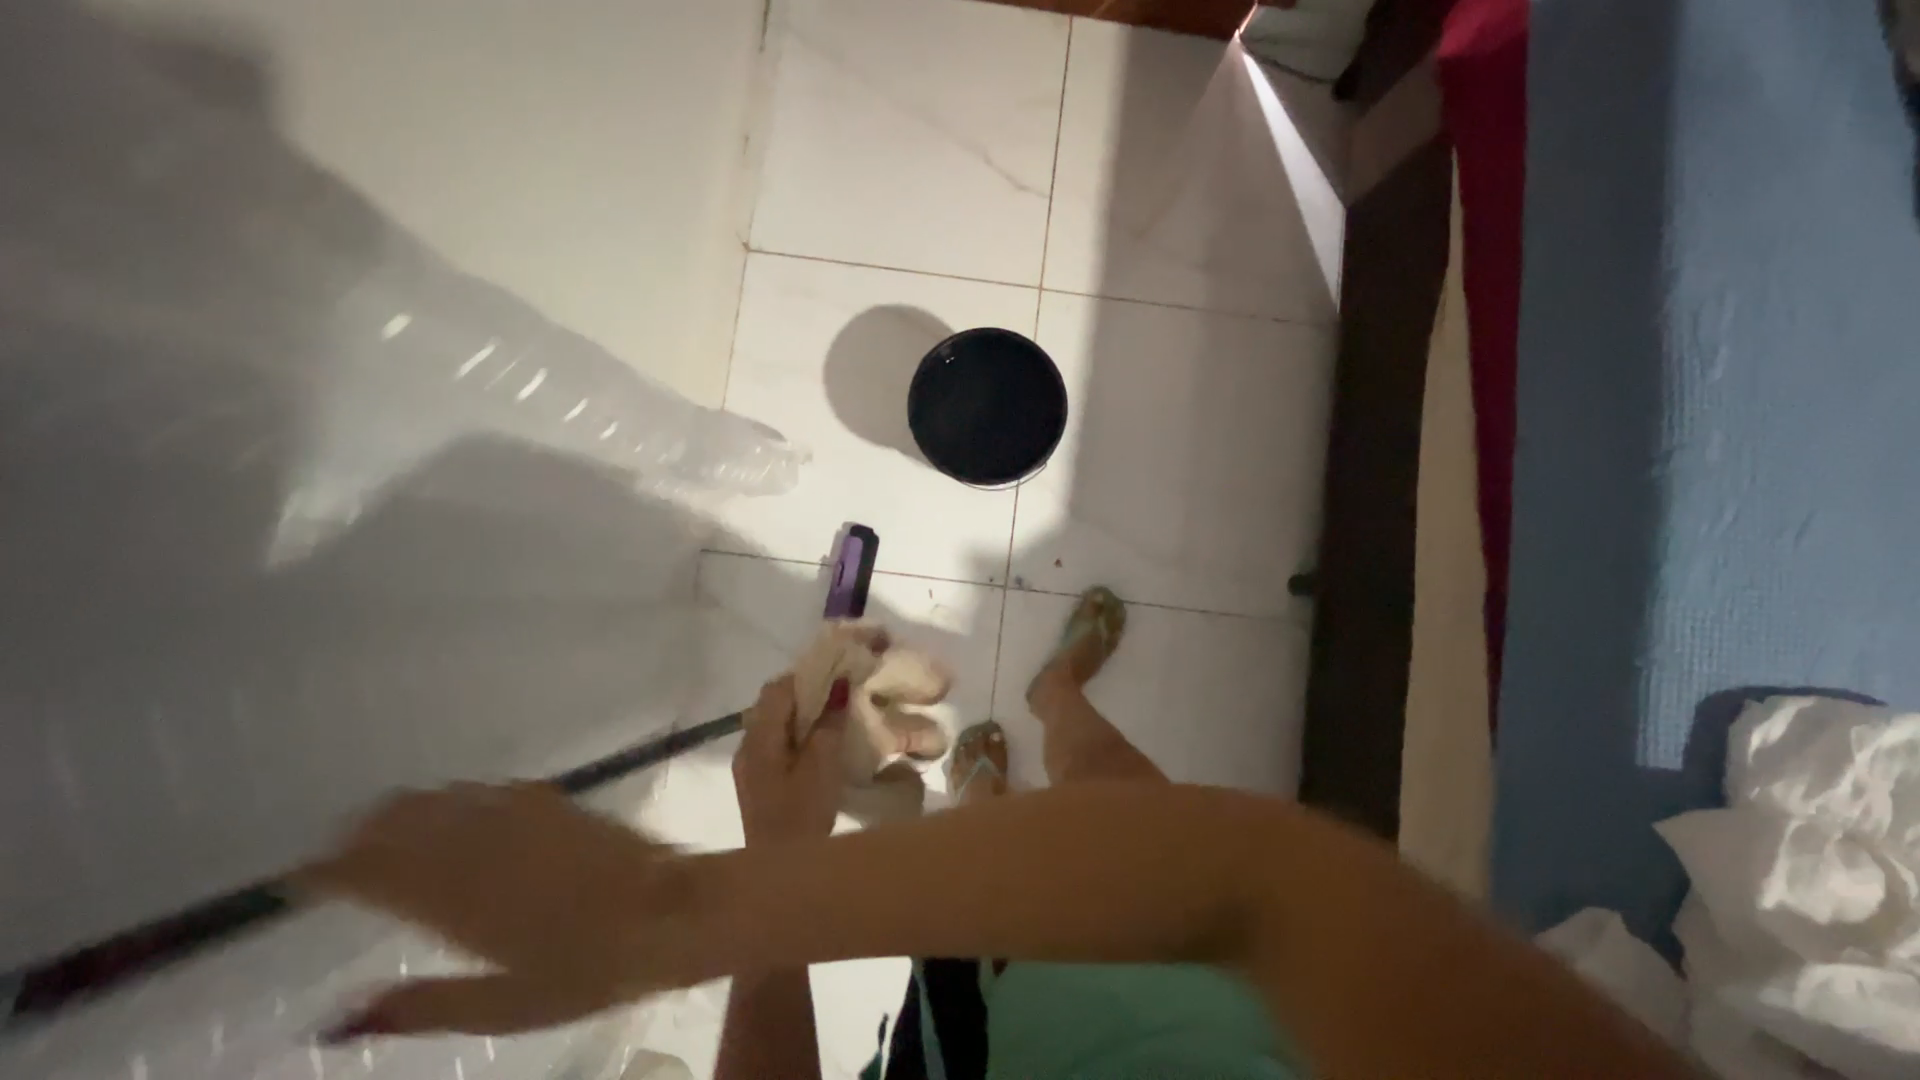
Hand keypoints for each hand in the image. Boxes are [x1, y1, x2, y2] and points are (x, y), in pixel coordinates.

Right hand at [293, 782, 706, 1038]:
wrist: (675, 912)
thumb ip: (420, 1008)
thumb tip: (336, 1018)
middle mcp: (481, 846)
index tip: (299, 880)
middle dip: (360, 834)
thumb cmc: (592, 971)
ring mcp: (523, 815)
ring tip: (393, 834)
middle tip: (344, 858)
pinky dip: (461, 801)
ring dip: (407, 811)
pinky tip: (465, 817)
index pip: (371, 872)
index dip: (329, 872)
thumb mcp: (502, 1009)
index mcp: (457, 901)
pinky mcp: (559, 801)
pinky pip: (491, 791)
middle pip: (398, 821)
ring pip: (443, 797)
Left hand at [734, 675, 847, 845]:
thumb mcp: (823, 767)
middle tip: (840, 695)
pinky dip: (795, 736)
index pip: (776, 690)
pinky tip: (819, 746)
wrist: (779, 877)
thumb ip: (829, 724)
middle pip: (771, 705)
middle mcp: (746, 747)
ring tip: (834, 717)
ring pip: (773, 724)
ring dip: (800, 716)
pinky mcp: (757, 784)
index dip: (806, 676)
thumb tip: (839, 686)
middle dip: (804, 694)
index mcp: (758, 740)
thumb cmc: (802, 817)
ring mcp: (748, 767)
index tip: (838, 674)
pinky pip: (774, 744)